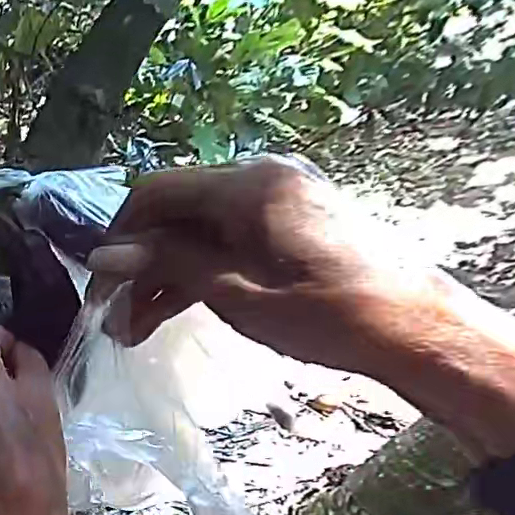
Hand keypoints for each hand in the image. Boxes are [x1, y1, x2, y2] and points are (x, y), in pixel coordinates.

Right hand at [87, 156, 514, 458]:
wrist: (414, 331)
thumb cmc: (328, 317)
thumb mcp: (237, 294)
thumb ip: (170, 265)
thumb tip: (106, 254)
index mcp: (246, 187)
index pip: (156, 192)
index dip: (119, 236)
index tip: (99, 285)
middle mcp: (257, 181)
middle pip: (173, 214)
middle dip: (138, 266)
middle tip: (114, 321)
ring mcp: (273, 204)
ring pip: (194, 234)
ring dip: (161, 279)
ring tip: (134, 332)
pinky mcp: (284, 228)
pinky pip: (222, 245)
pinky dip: (194, 277)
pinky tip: (168, 316)